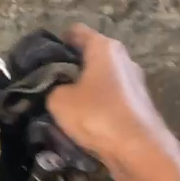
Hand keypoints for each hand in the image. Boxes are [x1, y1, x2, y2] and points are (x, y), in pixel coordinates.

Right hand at [46, 25, 170, 169]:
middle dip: (69, 67)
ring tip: (63, 105)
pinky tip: (83, 120)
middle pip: (89, 54)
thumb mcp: (59, 101)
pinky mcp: (137, 102)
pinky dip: (96, 103)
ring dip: (82, 87)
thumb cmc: (97, 115)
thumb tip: (54, 88)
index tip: (41, 60)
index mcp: (104, 47)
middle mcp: (122, 58)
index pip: (75, 32)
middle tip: (48, 85)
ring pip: (100, 76)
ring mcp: (133, 80)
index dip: (55, 42)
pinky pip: (109, 96)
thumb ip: (50, 87)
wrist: (138, 149)